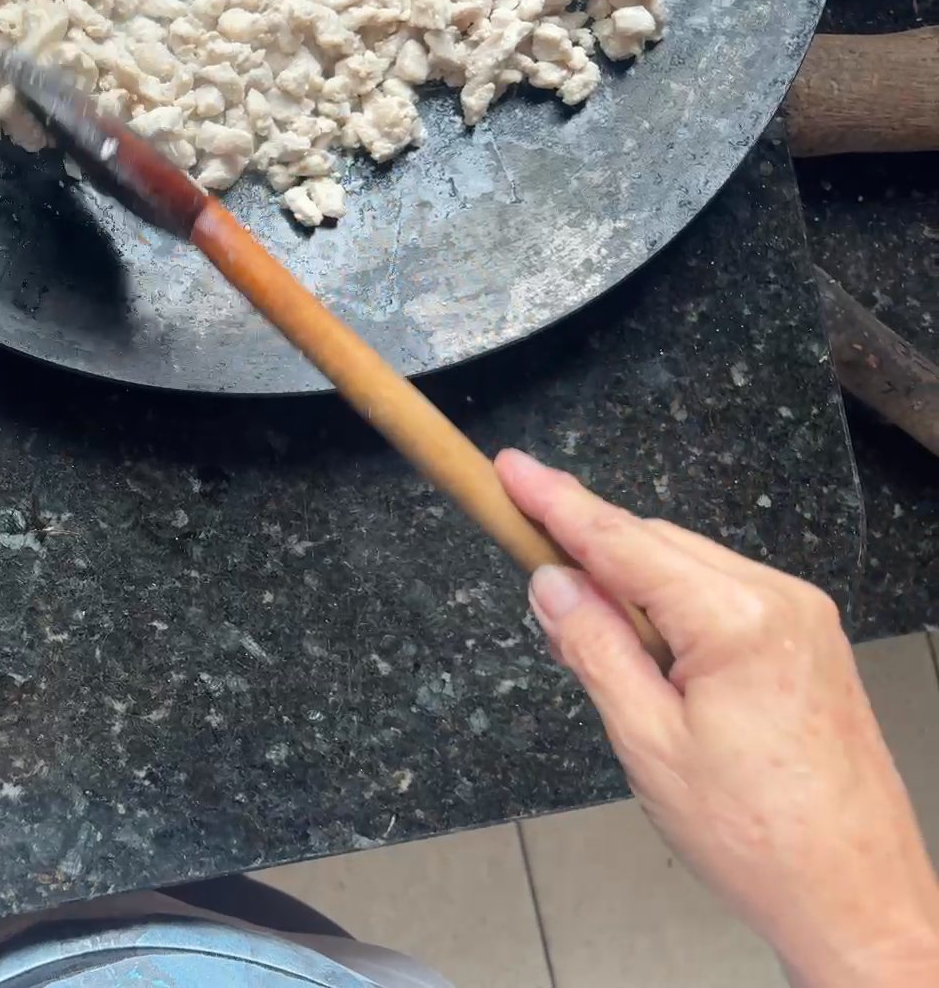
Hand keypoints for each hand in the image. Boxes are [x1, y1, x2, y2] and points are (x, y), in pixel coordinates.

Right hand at [496, 449, 938, 987]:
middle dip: (579, 542)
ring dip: (614, 575)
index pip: (618, 540)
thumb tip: (548, 580)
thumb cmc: (747, 830)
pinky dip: (652, 598)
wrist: (860, 903)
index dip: (554, 499)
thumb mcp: (642, 734)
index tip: (508, 465)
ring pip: (675, 562)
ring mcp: (799, 619)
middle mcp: (778, 602)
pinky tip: (631, 640)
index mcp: (736, 621)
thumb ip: (591, 645)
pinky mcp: (802, 642)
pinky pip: (705, 589)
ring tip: (578, 629)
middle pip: (647, 541)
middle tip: (521, 563)